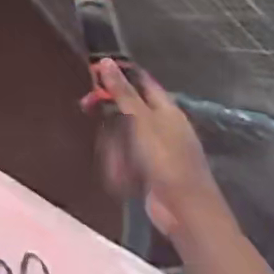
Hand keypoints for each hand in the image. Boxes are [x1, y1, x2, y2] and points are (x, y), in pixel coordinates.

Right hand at [96, 58, 222, 235]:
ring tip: (114, 161)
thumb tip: (106, 60)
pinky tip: (118, 176)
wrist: (186, 213)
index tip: (95, 72)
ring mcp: (156, 151)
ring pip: (123, 136)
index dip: (120, 74)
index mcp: (166, 110)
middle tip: (87, 108)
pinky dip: (119, 165)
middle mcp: (162, 127)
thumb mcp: (141, 121)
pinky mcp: (149, 172)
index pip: (142, 82)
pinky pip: (127, 159)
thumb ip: (122, 92)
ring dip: (113, 147)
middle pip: (127, 109)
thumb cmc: (166, 159)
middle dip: (109, 116)